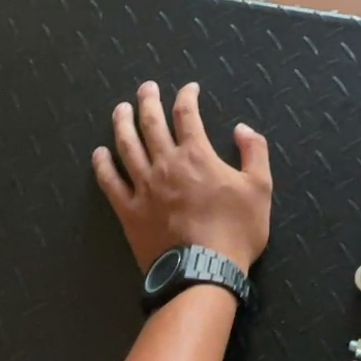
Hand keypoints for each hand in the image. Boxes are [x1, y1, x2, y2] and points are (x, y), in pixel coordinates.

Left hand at [92, 81, 271, 272]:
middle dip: (148, 101)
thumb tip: (242, 128)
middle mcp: (166, 164)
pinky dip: (103, 166)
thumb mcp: (260, 188)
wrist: (204, 272)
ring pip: (127, 147)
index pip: (187, 115)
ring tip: (120, 110)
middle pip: (151, 123)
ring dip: (122, 124)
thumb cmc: (236, 230)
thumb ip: (255, 152)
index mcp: (197, 155)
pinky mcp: (129, 212)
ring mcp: (143, 187)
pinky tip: (99, 153)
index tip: (189, 88)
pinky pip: (110, 183)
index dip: (187, 96)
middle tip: (146, 88)